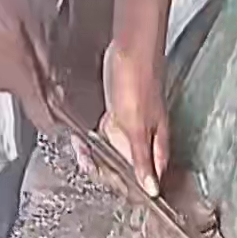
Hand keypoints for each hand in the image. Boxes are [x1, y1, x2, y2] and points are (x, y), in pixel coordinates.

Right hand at [0, 0, 56, 129]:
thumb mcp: (19, 6)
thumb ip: (38, 46)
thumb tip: (51, 75)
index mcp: (11, 67)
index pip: (38, 114)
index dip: (54, 124)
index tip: (65, 128)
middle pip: (25, 95)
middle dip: (38, 82)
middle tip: (45, 57)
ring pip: (10, 80)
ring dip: (19, 67)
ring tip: (19, 35)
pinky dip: (3, 57)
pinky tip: (1, 31)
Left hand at [97, 44, 169, 195]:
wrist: (130, 47)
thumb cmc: (138, 83)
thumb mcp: (137, 128)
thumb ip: (142, 161)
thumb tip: (151, 190)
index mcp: (156, 150)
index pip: (145, 181)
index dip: (126, 186)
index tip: (107, 179)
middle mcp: (146, 144)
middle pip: (127, 171)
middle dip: (105, 168)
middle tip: (86, 160)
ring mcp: (132, 132)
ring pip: (114, 156)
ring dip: (96, 157)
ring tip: (81, 151)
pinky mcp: (120, 119)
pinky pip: (106, 139)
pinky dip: (94, 143)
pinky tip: (82, 142)